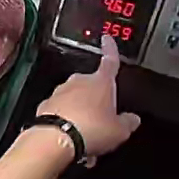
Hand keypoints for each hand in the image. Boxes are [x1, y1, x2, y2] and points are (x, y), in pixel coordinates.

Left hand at [36, 35, 141, 165]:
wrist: (56, 139)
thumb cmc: (90, 129)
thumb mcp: (119, 130)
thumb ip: (128, 122)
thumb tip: (133, 119)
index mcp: (101, 81)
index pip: (109, 60)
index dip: (110, 49)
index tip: (107, 39)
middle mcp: (79, 81)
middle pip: (91, 84)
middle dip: (96, 98)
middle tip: (102, 118)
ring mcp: (60, 92)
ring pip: (74, 98)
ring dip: (80, 111)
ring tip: (86, 134)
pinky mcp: (45, 106)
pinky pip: (59, 110)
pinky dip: (65, 119)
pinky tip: (69, 136)